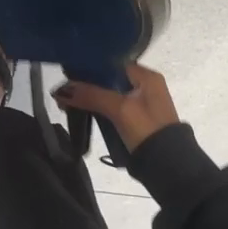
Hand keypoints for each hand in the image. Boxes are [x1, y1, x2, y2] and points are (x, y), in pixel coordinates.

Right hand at [53, 64, 178, 151]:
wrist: (167, 165)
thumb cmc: (146, 129)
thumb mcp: (119, 109)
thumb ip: (91, 95)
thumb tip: (60, 89)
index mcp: (146, 76)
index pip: (112, 63)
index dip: (89, 69)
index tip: (67, 76)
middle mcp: (145, 85)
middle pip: (109, 79)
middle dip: (86, 86)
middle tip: (63, 95)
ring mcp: (141, 103)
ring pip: (109, 94)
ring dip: (89, 99)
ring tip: (66, 105)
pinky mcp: (137, 119)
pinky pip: (113, 108)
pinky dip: (98, 109)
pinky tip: (81, 113)